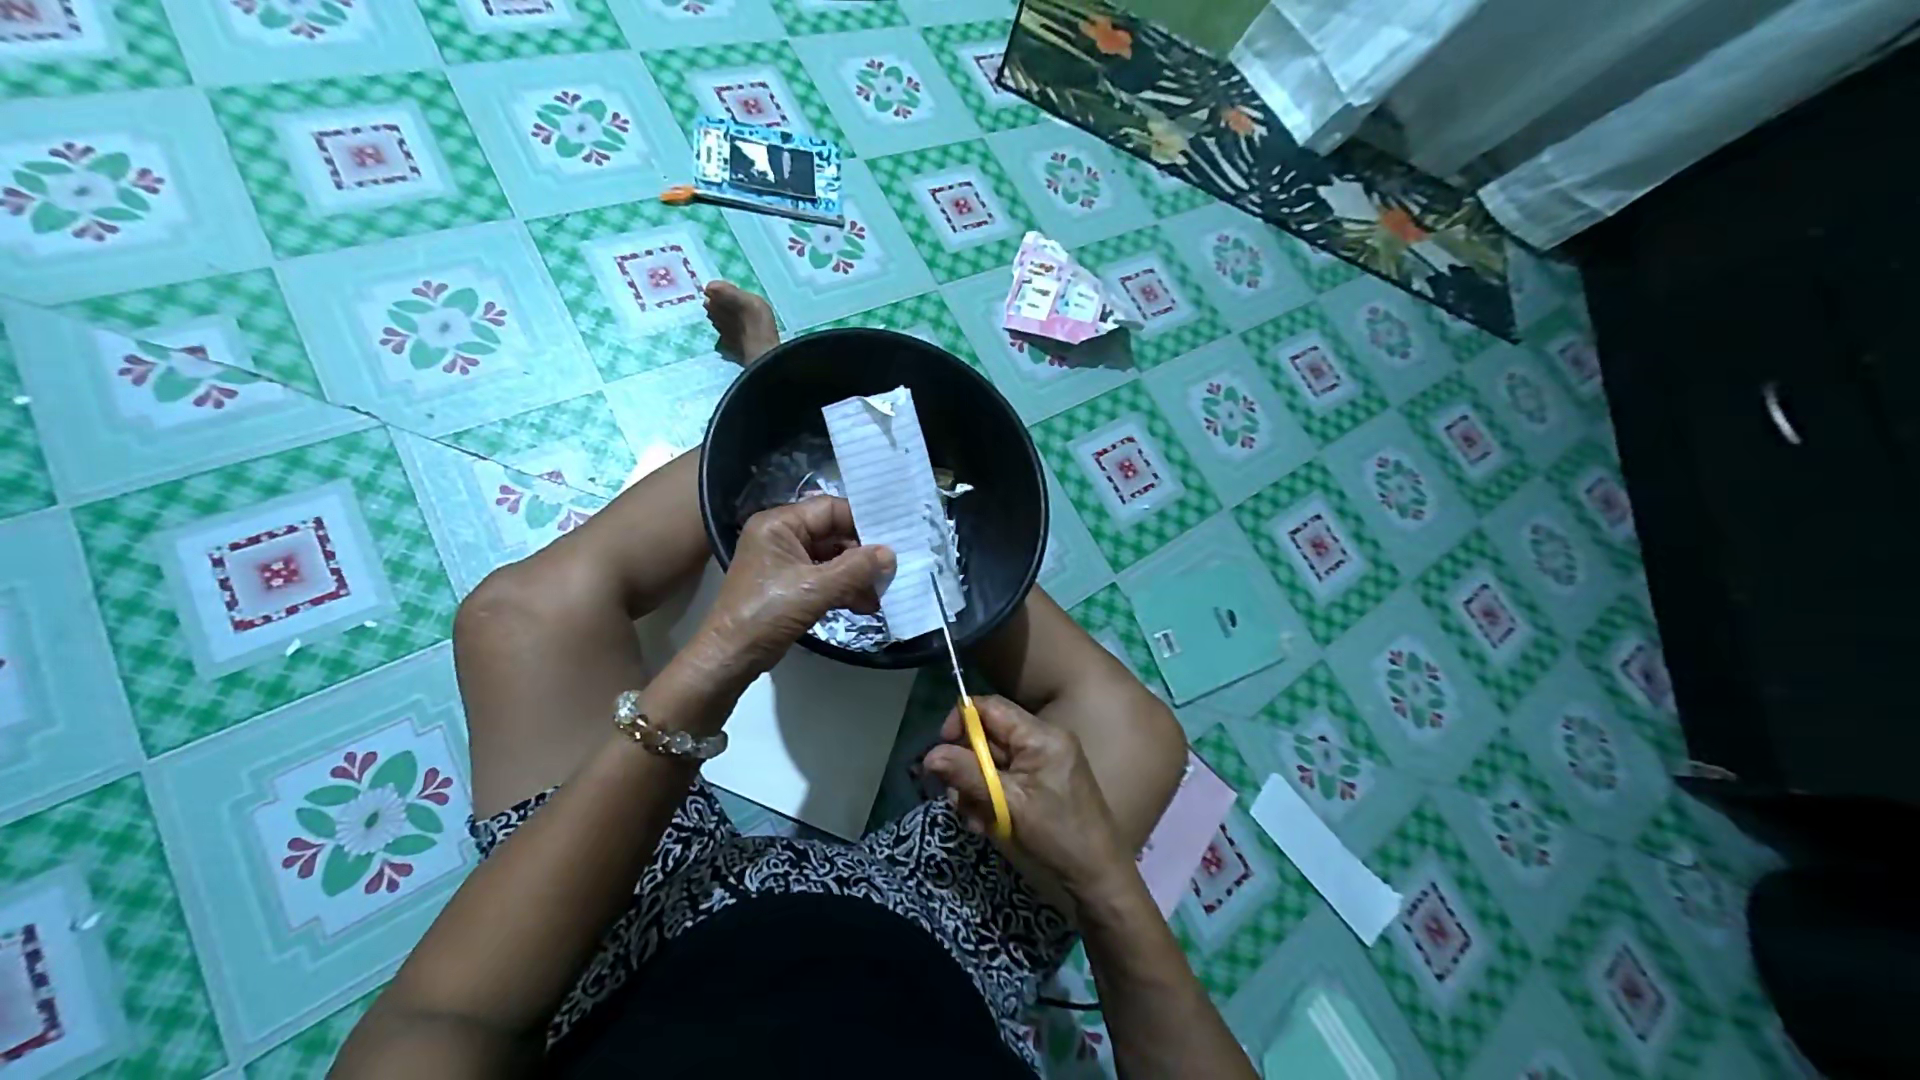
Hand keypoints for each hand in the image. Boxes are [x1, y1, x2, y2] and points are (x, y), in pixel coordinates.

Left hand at [690, 496, 894, 681]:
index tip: (892, 538)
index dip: (862, 522)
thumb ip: (856, 569)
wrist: (731, 657)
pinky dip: (845, 588)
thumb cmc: (766, 613)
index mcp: (779, 524)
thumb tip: (891, 555)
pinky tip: (865, 604)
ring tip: (880, 592)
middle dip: (862, 554)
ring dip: (857, 575)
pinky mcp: (790, 585)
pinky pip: (825, 577)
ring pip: (832, 558)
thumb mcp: (815, 589)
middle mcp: (782, 536)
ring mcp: (786, 561)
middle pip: (833, 533)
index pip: (830, 509)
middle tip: (891, 570)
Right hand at [922, 696, 1132, 898]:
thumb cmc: (1057, 835)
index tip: (942, 751)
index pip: (990, 707)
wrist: (1098, 876)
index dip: (961, 722)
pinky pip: (1004, 778)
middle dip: (966, 766)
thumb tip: (929, 755)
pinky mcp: (1041, 781)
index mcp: (1041, 735)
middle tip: (957, 798)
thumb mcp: (1008, 804)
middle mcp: (1042, 739)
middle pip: (987, 736)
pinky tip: (988, 824)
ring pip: (991, 761)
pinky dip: (991, 798)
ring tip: (976, 819)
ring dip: (975, 788)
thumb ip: (968, 775)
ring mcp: (1043, 761)